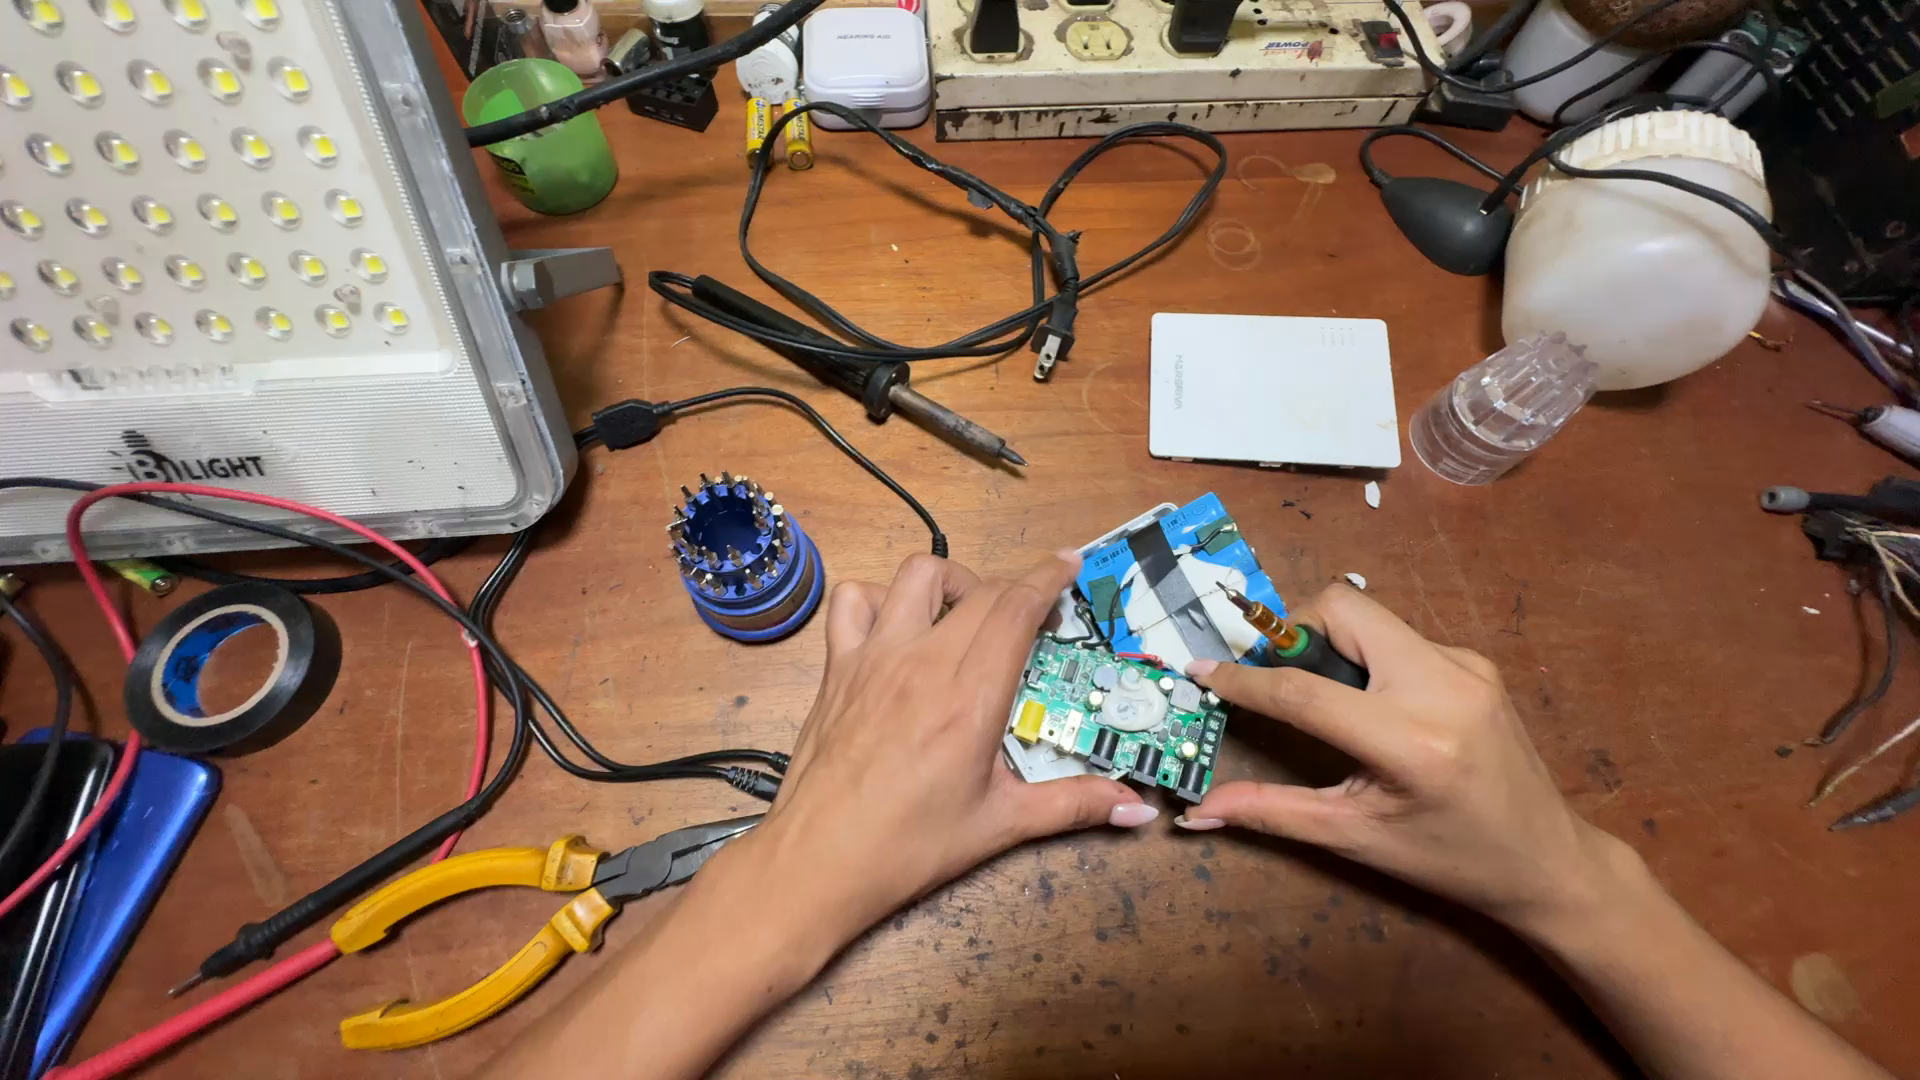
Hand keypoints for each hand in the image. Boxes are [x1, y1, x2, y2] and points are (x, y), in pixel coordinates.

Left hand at [748, 551, 1158, 942]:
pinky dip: (878, 599)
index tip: (1069, 563)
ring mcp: (874, 655)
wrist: (819, 861)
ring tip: (966, 614)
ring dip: (953, 581)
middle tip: (1033, 619)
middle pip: (981, 590)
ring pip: (916, 575)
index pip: (1015, 610)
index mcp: (970, 696)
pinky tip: (895, 629)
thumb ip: (1074, 804)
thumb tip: (1140, 807)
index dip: (1047, 578)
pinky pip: (852, 602)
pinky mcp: (838, 664)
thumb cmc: (912, 845)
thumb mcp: (1001, 825)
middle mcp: (923, 661)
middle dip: (1016, 589)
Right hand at [1178, 584, 1624, 934]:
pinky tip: (1374, 704)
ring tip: (1331, 698)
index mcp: (1413, 741)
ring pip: (1366, 615)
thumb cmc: (1450, 859)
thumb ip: (1270, 812)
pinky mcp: (1473, 660)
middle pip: (1341, 608)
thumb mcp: (1353, 837)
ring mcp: (1465, 665)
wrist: (1553, 862)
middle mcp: (1443, 685)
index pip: (1304, 691)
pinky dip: (1364, 656)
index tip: (1201, 670)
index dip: (1244, 680)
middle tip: (1283, 679)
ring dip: (1329, 643)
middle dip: (1295, 634)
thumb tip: (1198, 813)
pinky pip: (1393, 634)